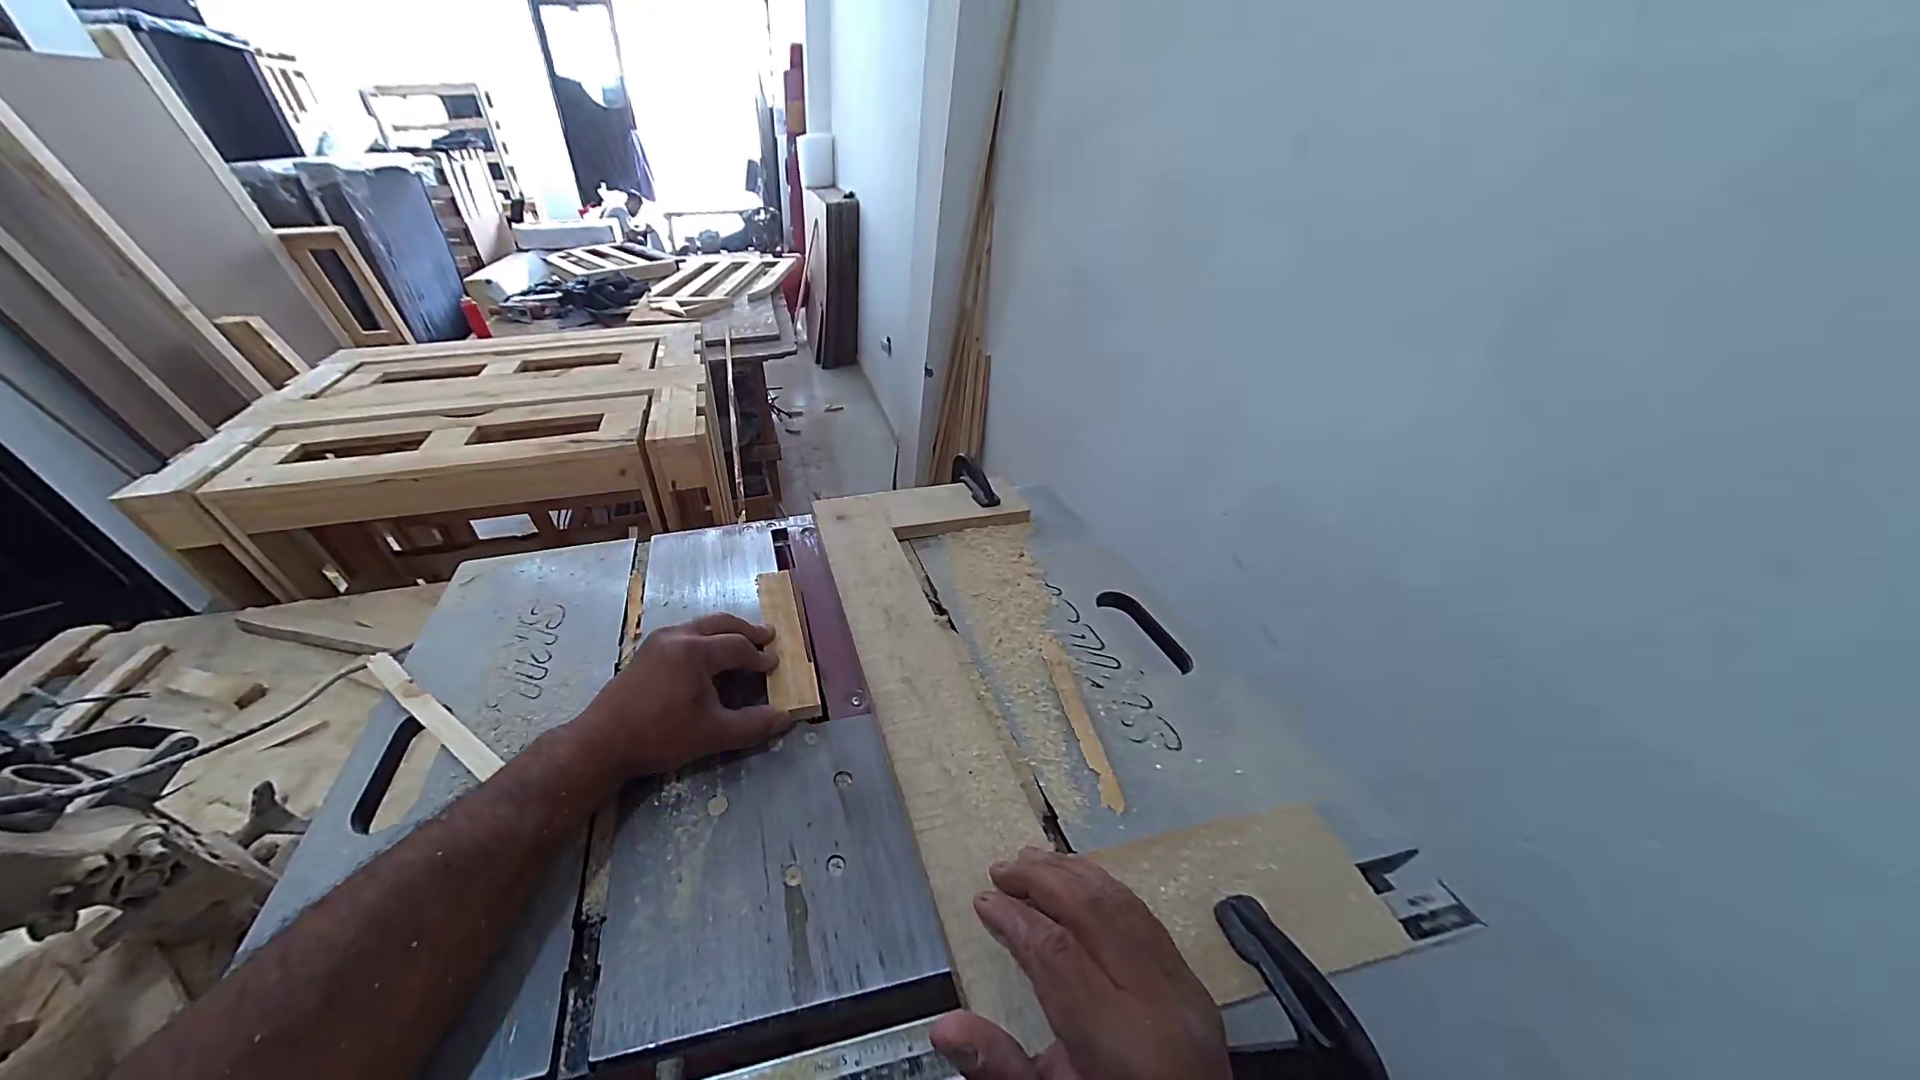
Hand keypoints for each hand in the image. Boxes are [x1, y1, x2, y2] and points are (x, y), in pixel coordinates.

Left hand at [572, 613, 790, 776]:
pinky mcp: (645, 653)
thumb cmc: (660, 735)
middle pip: (721, 624)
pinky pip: (685, 634)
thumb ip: (753, 725)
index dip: (760, 657)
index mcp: (695, 650)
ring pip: (701, 626)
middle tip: (768, 636)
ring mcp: (658, 642)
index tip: (774, 666)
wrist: (600, 744)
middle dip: (746, 631)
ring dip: (725, 632)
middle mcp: (677, 636)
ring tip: (742, 642)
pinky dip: (706, 638)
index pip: (738, 646)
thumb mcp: (713, 733)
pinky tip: (709, 656)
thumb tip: (785, 718)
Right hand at [931, 848, 1230, 1079]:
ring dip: (1072, 873)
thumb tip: (943, 1027)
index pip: (1059, 954)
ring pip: (1122, 904)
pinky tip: (1078, 877)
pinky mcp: (1192, 981)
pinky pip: (1144, 914)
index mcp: (1120, 1043)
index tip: (984, 900)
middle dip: (1042, 881)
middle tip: (1001, 869)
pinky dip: (1104, 887)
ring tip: (1032, 859)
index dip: (1016, 918)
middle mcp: (1158, 1004)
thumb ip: (1000, 1066)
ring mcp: (1182, 988)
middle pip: (1093, 913)